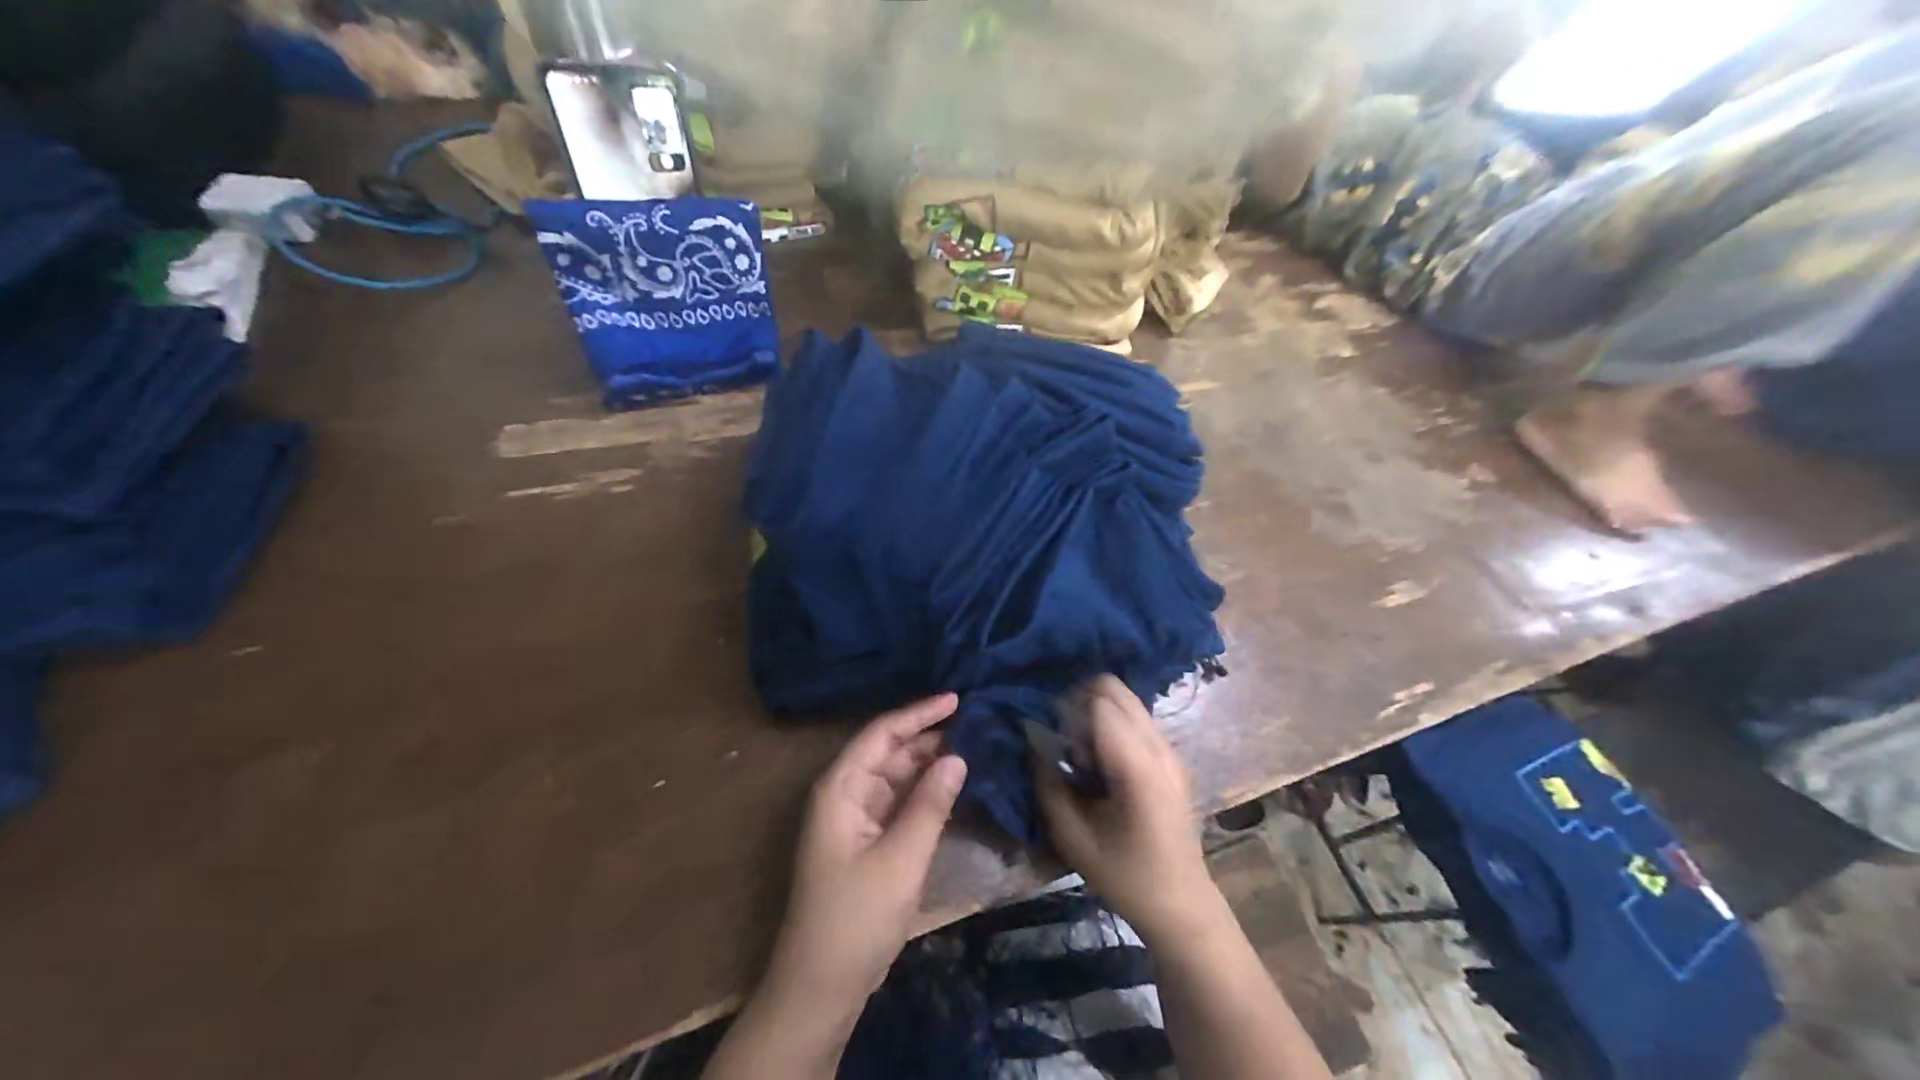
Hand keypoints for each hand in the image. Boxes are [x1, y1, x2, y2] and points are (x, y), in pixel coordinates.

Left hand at [765, 693, 968, 1007]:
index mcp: (841, 789)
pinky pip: (898, 805)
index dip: (919, 713)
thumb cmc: (856, 918)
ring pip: (896, 778)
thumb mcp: (900, 859)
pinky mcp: (866, 844)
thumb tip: (958, 757)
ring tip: (972, 749)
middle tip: (975, 725)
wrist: (821, 987)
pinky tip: (952, 788)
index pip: (882, 734)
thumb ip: (930, 805)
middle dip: (928, 737)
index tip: (957, 698)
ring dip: (929, 765)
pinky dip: (924, 794)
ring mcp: (855, 821)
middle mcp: (845, 796)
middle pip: (889, 753)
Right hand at [1035, 675, 1221, 941]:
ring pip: (1126, 700)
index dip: (1068, 709)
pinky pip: (1135, 719)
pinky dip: (1112, 725)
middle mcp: (1159, 747)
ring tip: (1082, 755)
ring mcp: (1170, 750)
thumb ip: (1048, 781)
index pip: (1100, 703)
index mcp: (1137, 767)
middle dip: (1081, 701)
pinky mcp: (1171, 757)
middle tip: (1063, 739)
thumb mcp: (1072, 837)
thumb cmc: (1125, 876)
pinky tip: (1101, 764)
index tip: (1051, 739)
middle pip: (1116, 689)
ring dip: (1097, 713)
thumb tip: (1033, 739)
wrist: (1182, 904)